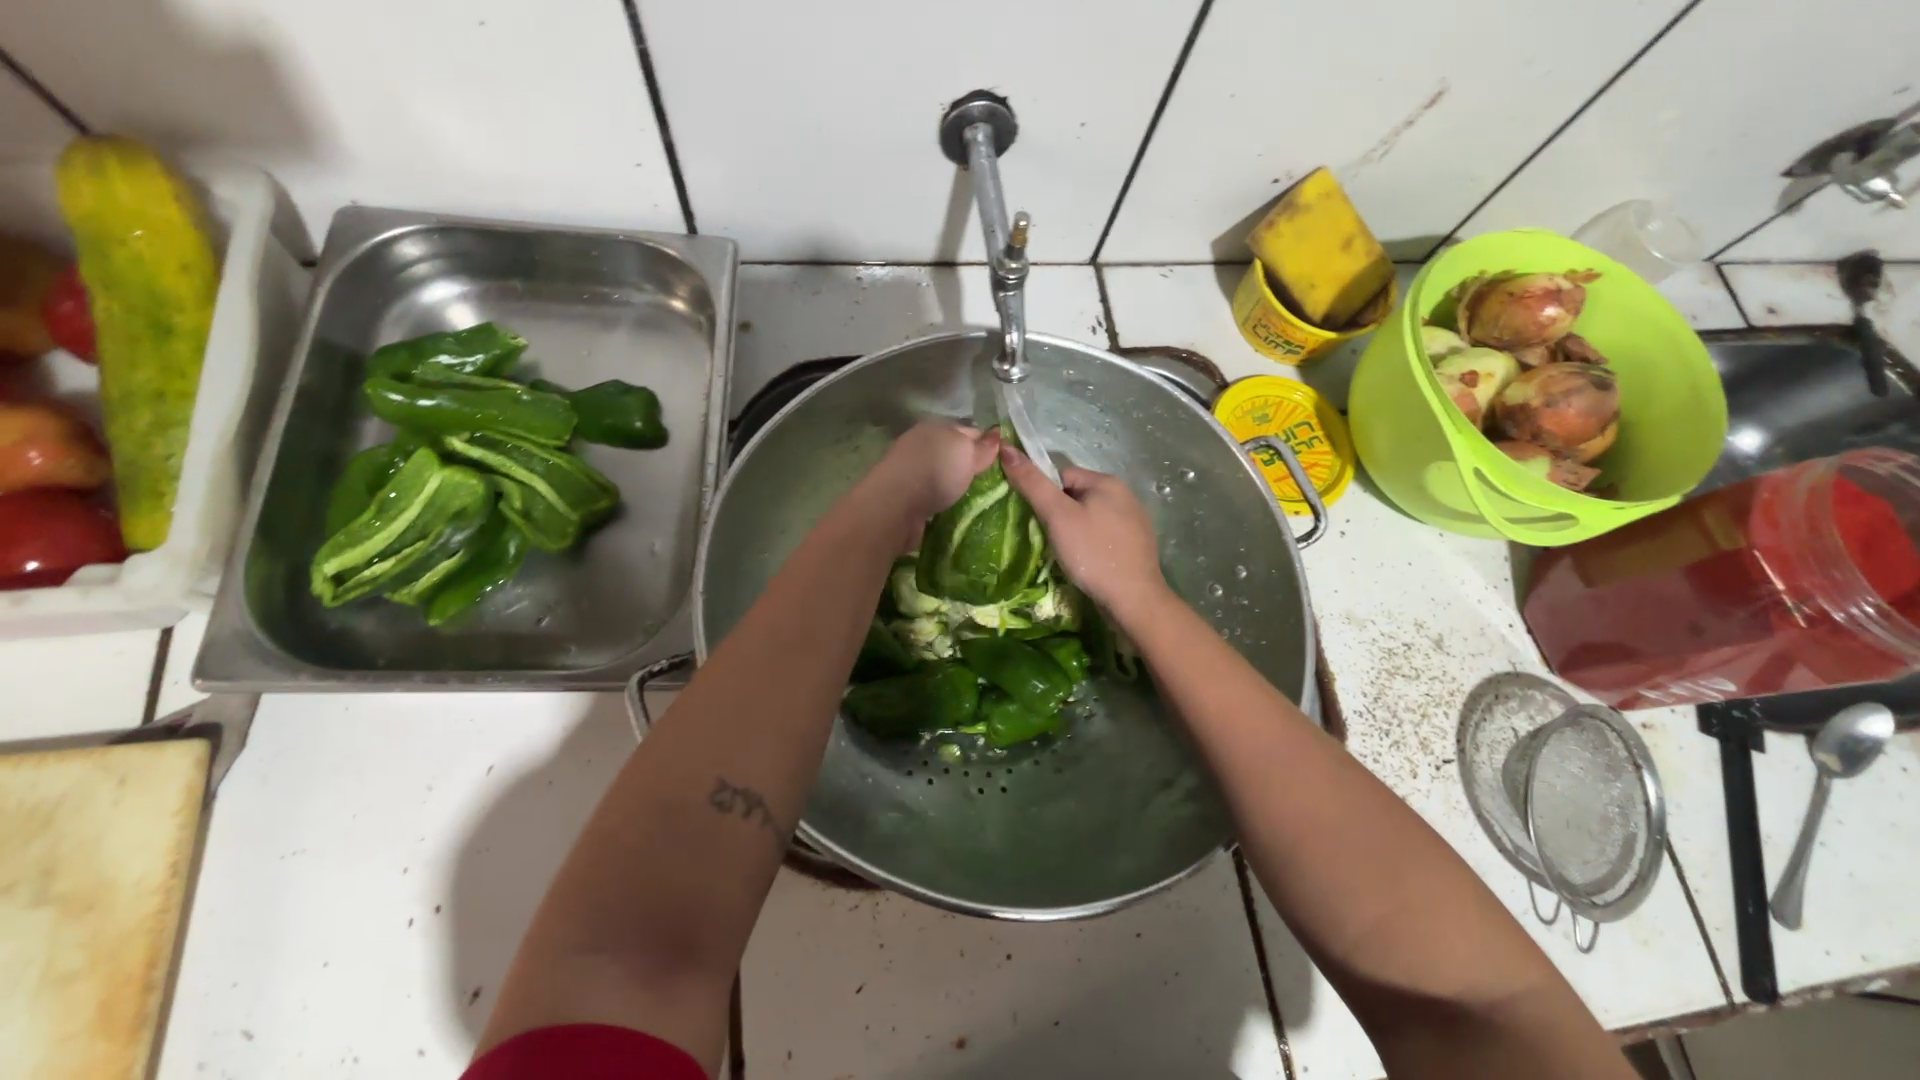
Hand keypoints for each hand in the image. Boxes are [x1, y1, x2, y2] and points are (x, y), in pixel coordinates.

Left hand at [868, 422, 1001, 524]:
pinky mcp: (908, 500)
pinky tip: (959, 512)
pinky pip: (935, 499)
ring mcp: (912, 475)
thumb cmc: (934, 471)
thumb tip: (996, 435)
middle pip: (955, 456)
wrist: (895, 507)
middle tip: (999, 485)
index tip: (1007, 462)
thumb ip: (982, 446)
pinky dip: (946, 504)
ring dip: (959, 488)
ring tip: (982, 502)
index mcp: (934, 429)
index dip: (988, 445)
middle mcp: (921, 448)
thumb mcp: (965, 451)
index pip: (969, 431)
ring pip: (945, 478)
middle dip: (974, 468)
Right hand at [998, 444, 1169, 621]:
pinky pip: (1103, 535)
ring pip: (1090, 517)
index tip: (1041, 522)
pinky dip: (1091, 545)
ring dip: (1075, 531)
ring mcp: (1134, 520)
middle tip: (1052, 541)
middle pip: (1076, 496)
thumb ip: (1032, 483)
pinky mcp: (1136, 544)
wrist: (1133, 598)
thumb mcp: (1057, 516)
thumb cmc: (1092, 552)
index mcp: (1107, 481)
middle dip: (1060, 516)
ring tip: (1069, 554)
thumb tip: (1006, 449)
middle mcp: (1125, 494)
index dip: (1045, 497)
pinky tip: (1088, 562)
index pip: (1062, 477)